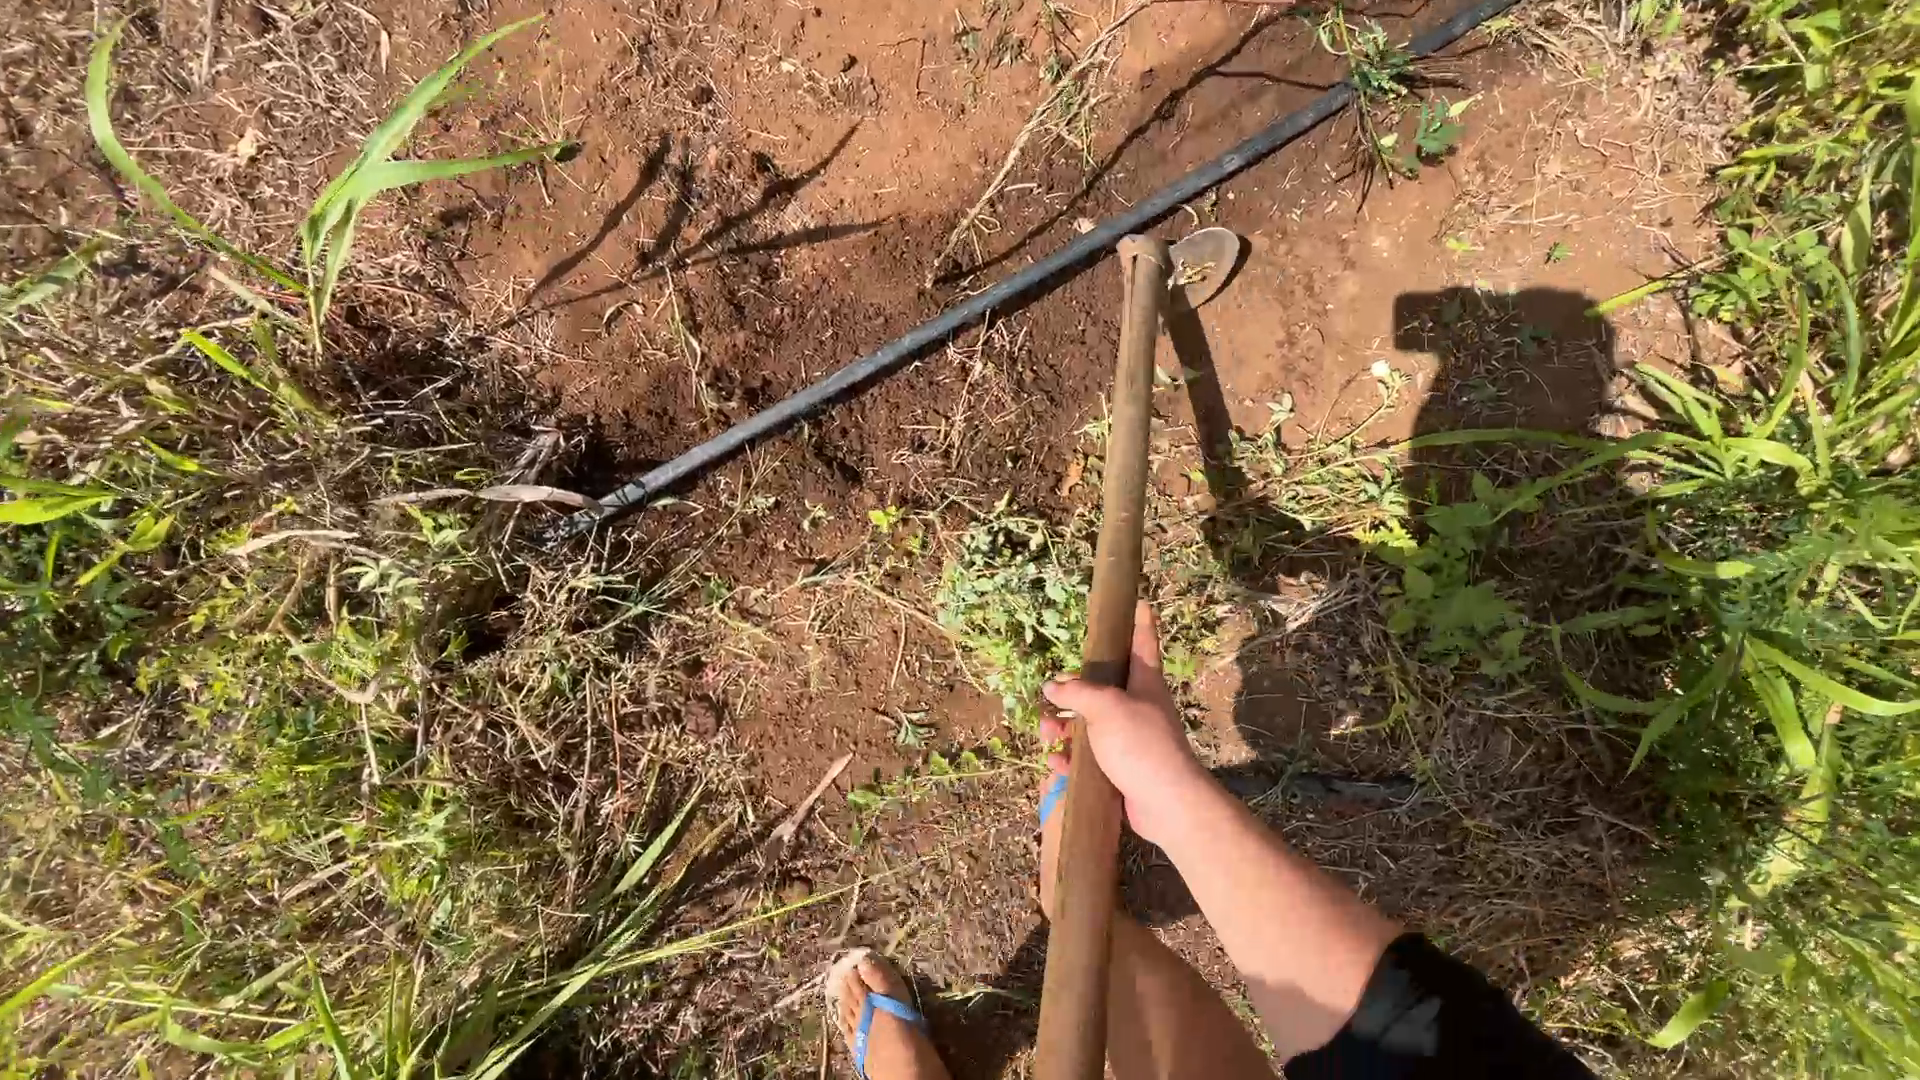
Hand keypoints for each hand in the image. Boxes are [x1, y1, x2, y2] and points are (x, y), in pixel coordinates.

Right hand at [1039, 600, 1212, 848]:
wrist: (1166, 803)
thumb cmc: (1140, 744)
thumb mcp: (1106, 707)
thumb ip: (1077, 692)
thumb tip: (1053, 686)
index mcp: (1144, 683)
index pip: (1143, 643)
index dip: (1140, 622)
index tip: (1139, 602)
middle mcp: (1138, 707)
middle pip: (1102, 688)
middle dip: (1072, 692)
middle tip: (1050, 696)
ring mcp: (1130, 740)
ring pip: (1089, 725)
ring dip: (1064, 728)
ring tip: (1048, 734)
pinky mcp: (1120, 769)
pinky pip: (1088, 758)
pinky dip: (1071, 760)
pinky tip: (1057, 765)